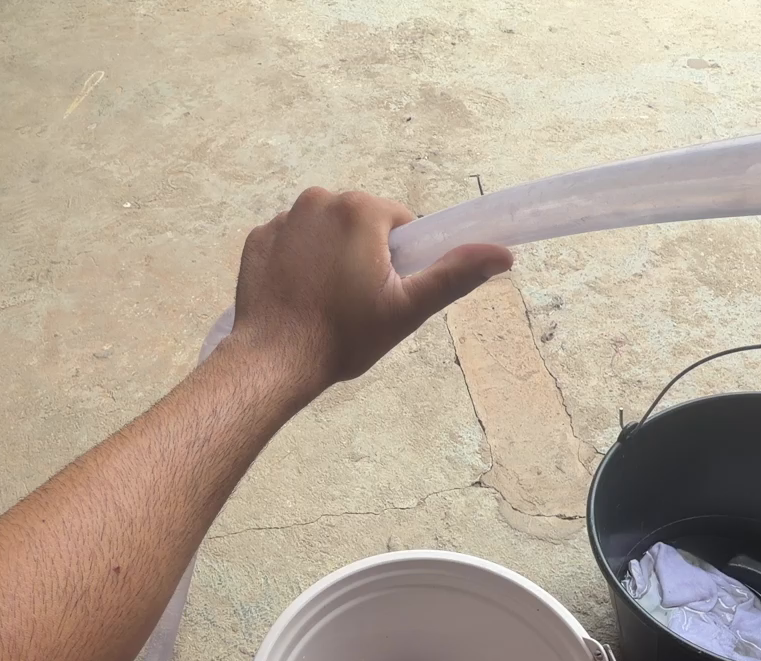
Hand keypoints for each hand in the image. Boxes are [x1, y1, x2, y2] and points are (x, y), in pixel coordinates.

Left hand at [224, 188, 512, 396]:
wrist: (275, 361)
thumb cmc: (344, 337)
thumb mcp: (407, 309)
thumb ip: (453, 275)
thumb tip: (503, 254)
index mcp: (360, 210)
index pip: (398, 222)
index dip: (398, 259)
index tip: (385, 291)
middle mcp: (319, 200)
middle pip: (359, 223)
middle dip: (363, 254)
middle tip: (356, 302)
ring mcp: (282, 219)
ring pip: (323, 231)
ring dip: (330, 256)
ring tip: (326, 302)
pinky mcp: (257, 240)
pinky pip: (290, 242)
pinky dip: (297, 262)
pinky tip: (299, 297)